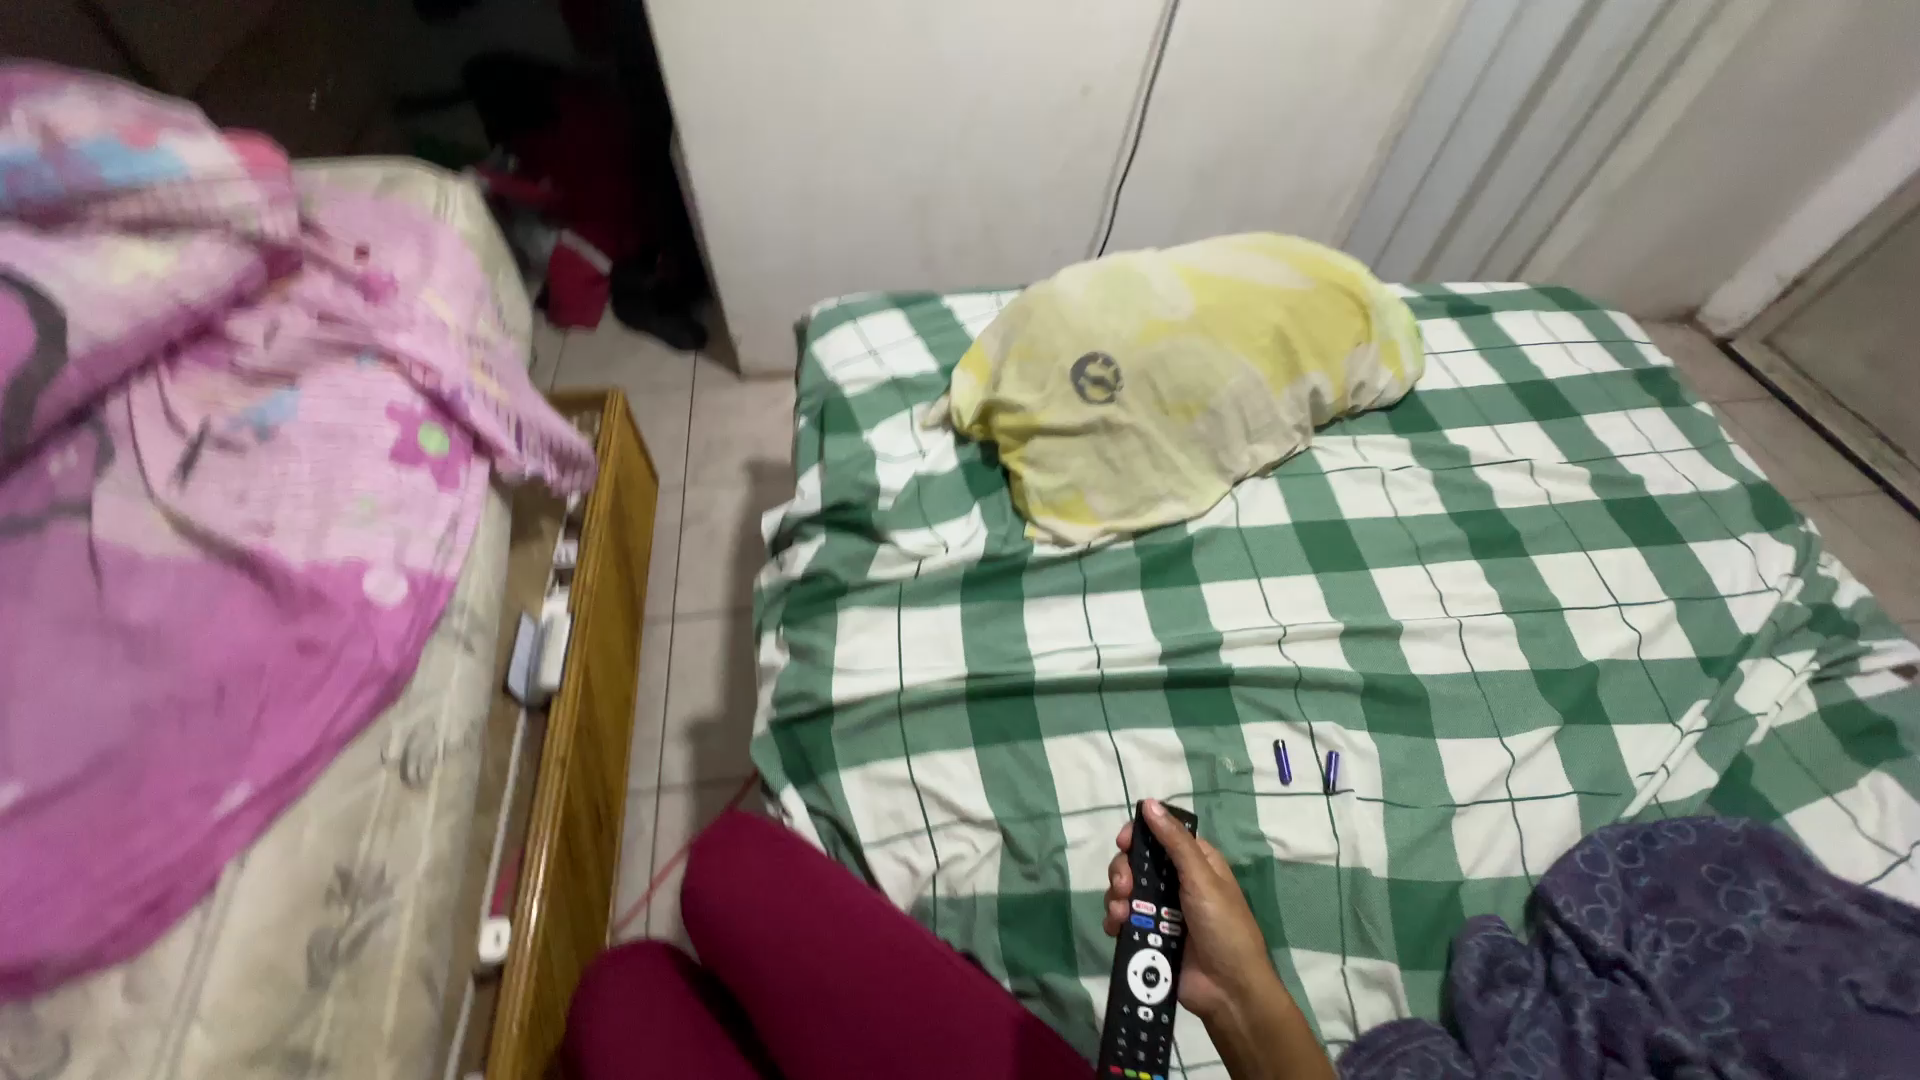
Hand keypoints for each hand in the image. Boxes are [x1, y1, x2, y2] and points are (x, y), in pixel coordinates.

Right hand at [1102, 799, 1282, 1025]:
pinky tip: (1117, 928)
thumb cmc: (1224, 927)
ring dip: (1116, 898)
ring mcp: (1160, 910)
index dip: (1136, 835)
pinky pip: (1123, 919)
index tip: (1123, 843)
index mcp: (1193, 862)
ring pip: (1124, 890)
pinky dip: (1115, 921)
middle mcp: (1174, 882)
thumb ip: (1174, 841)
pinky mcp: (1150, 935)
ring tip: (1122, 915)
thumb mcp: (1202, 879)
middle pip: (1135, 862)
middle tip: (1125, 887)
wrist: (1230, 991)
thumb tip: (1149, 803)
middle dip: (1122, 871)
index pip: (1158, 835)